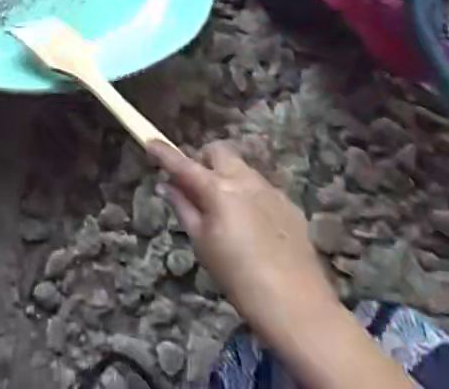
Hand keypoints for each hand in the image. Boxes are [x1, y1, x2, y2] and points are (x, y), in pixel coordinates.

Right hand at [150, 141, 340, 333]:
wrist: (297, 305)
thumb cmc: (238, 277)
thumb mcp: (202, 244)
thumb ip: (184, 208)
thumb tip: (169, 186)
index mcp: (217, 188)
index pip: (183, 163)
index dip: (164, 153)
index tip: (150, 142)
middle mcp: (244, 179)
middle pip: (218, 151)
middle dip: (204, 160)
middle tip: (198, 187)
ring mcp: (270, 190)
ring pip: (242, 169)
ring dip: (228, 179)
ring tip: (227, 214)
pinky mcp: (289, 205)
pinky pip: (262, 189)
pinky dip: (250, 197)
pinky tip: (254, 229)